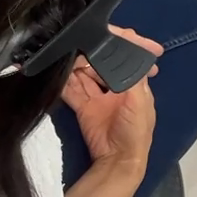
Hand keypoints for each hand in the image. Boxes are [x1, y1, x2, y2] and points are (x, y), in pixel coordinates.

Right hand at [61, 26, 160, 169]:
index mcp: (133, 86)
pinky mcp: (82, 108)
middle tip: (78, 48)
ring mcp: (97, 98)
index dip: (116, 50)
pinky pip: (71, 92)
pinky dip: (64, 84)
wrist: (117, 160)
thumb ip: (132, 79)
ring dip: (75, 68)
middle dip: (90, 58)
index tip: (105, 36)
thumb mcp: (139, 102)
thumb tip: (128, 53)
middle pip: (100, 67)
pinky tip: (57, 74)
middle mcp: (114, 89)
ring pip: (84, 77)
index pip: (124, 62)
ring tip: (65, 57)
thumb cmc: (135, 131)